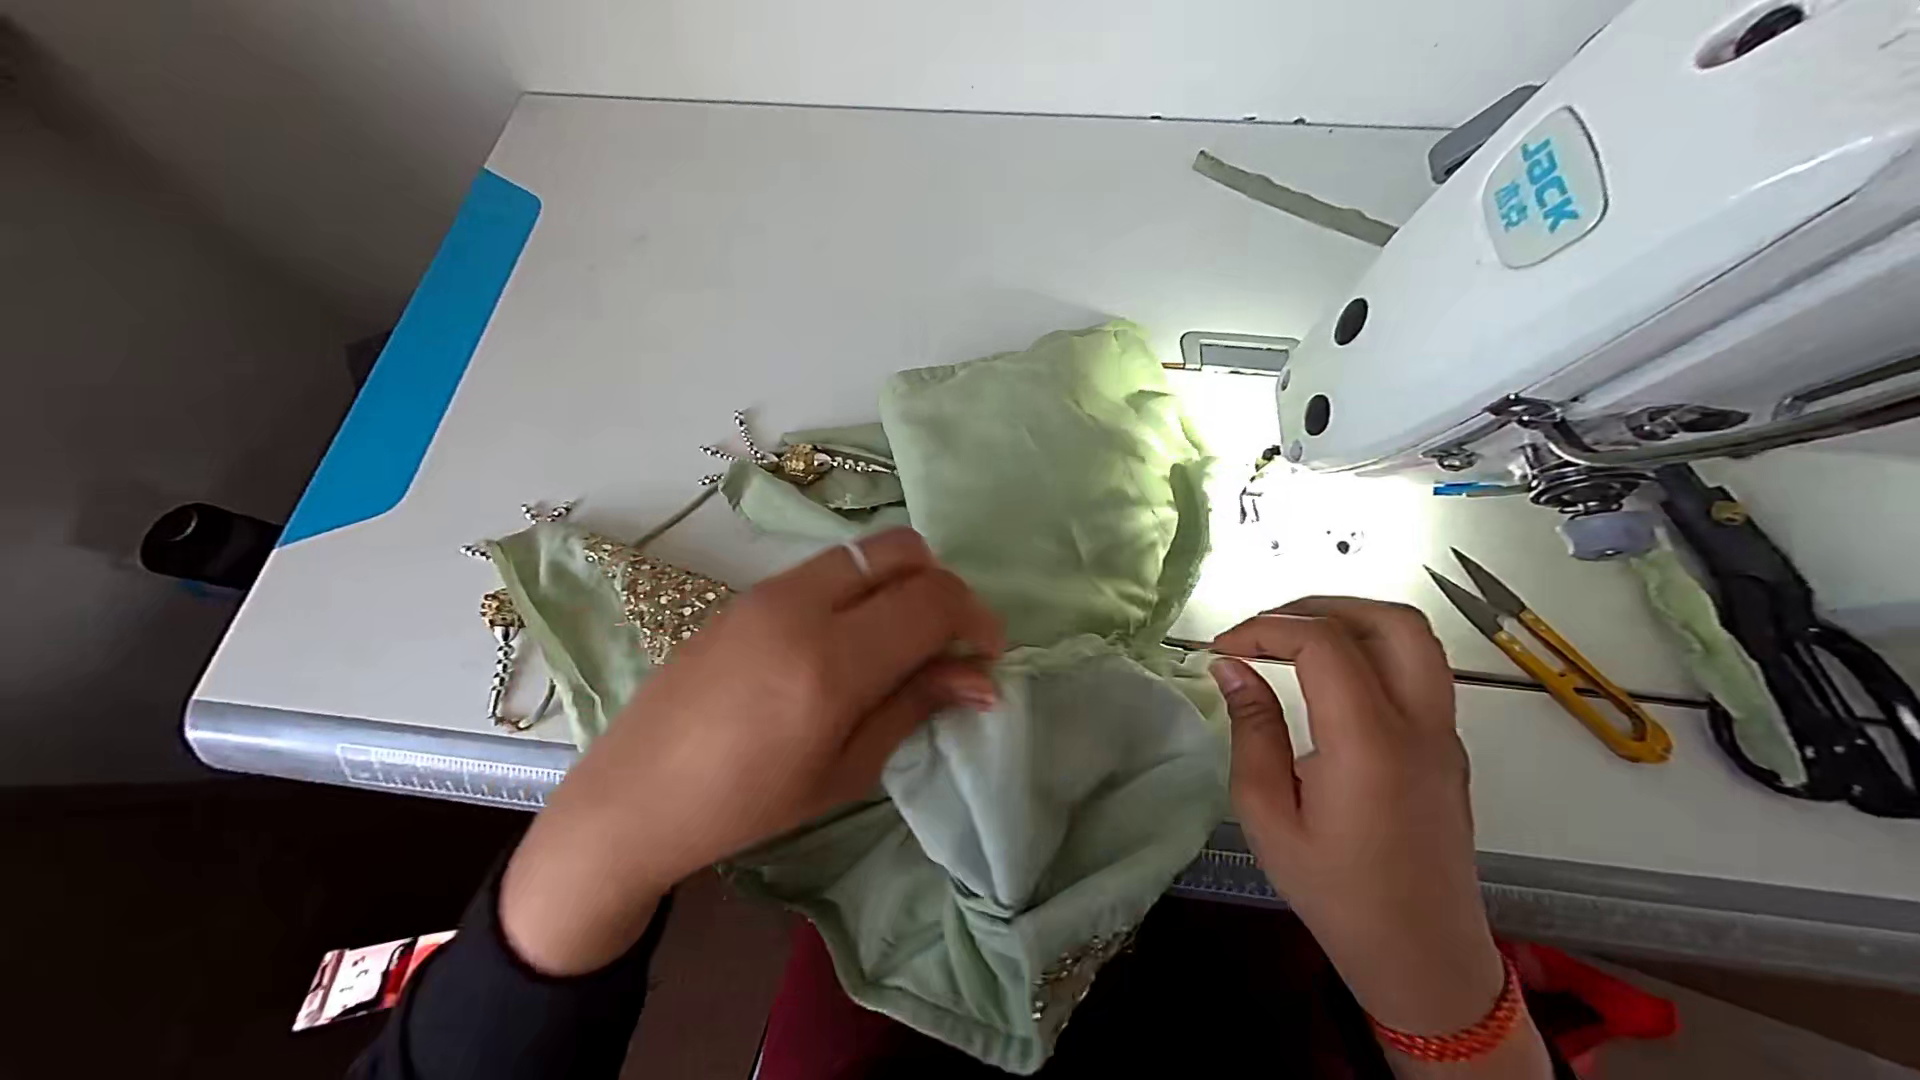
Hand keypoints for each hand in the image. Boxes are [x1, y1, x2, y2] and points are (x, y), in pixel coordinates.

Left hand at [500, 528, 1003, 974]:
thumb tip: (983, 679)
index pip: (932, 602)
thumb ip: (916, 705)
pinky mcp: (750, 592)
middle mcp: (802, 607)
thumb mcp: (847, 768)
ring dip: (903, 582)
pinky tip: (850, 639)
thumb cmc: (748, 803)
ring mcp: (770, 591)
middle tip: (947, 640)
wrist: (635, 795)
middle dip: (944, 587)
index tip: (987, 655)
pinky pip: (829, 568)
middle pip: (905, 550)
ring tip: (900, 640)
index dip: (976, 620)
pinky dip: (863, 587)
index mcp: (831, 664)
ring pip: (866, 551)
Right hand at [1209, 598, 1503, 1036]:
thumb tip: (1232, 668)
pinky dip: (1368, 647)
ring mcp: (1444, 733)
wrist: (1421, 955)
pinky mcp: (1447, 744)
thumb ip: (1251, 729)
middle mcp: (1420, 725)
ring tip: (1292, 638)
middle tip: (1265, 628)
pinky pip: (1417, 667)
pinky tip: (1324, 674)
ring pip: (1413, 637)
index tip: (1223, 648)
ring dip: (1349, 620)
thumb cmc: (1335, 891)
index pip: (1324, 644)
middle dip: (1317, 607)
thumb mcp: (1267, 814)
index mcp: (1370, 742)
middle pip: (1388, 621)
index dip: (1265, 628)